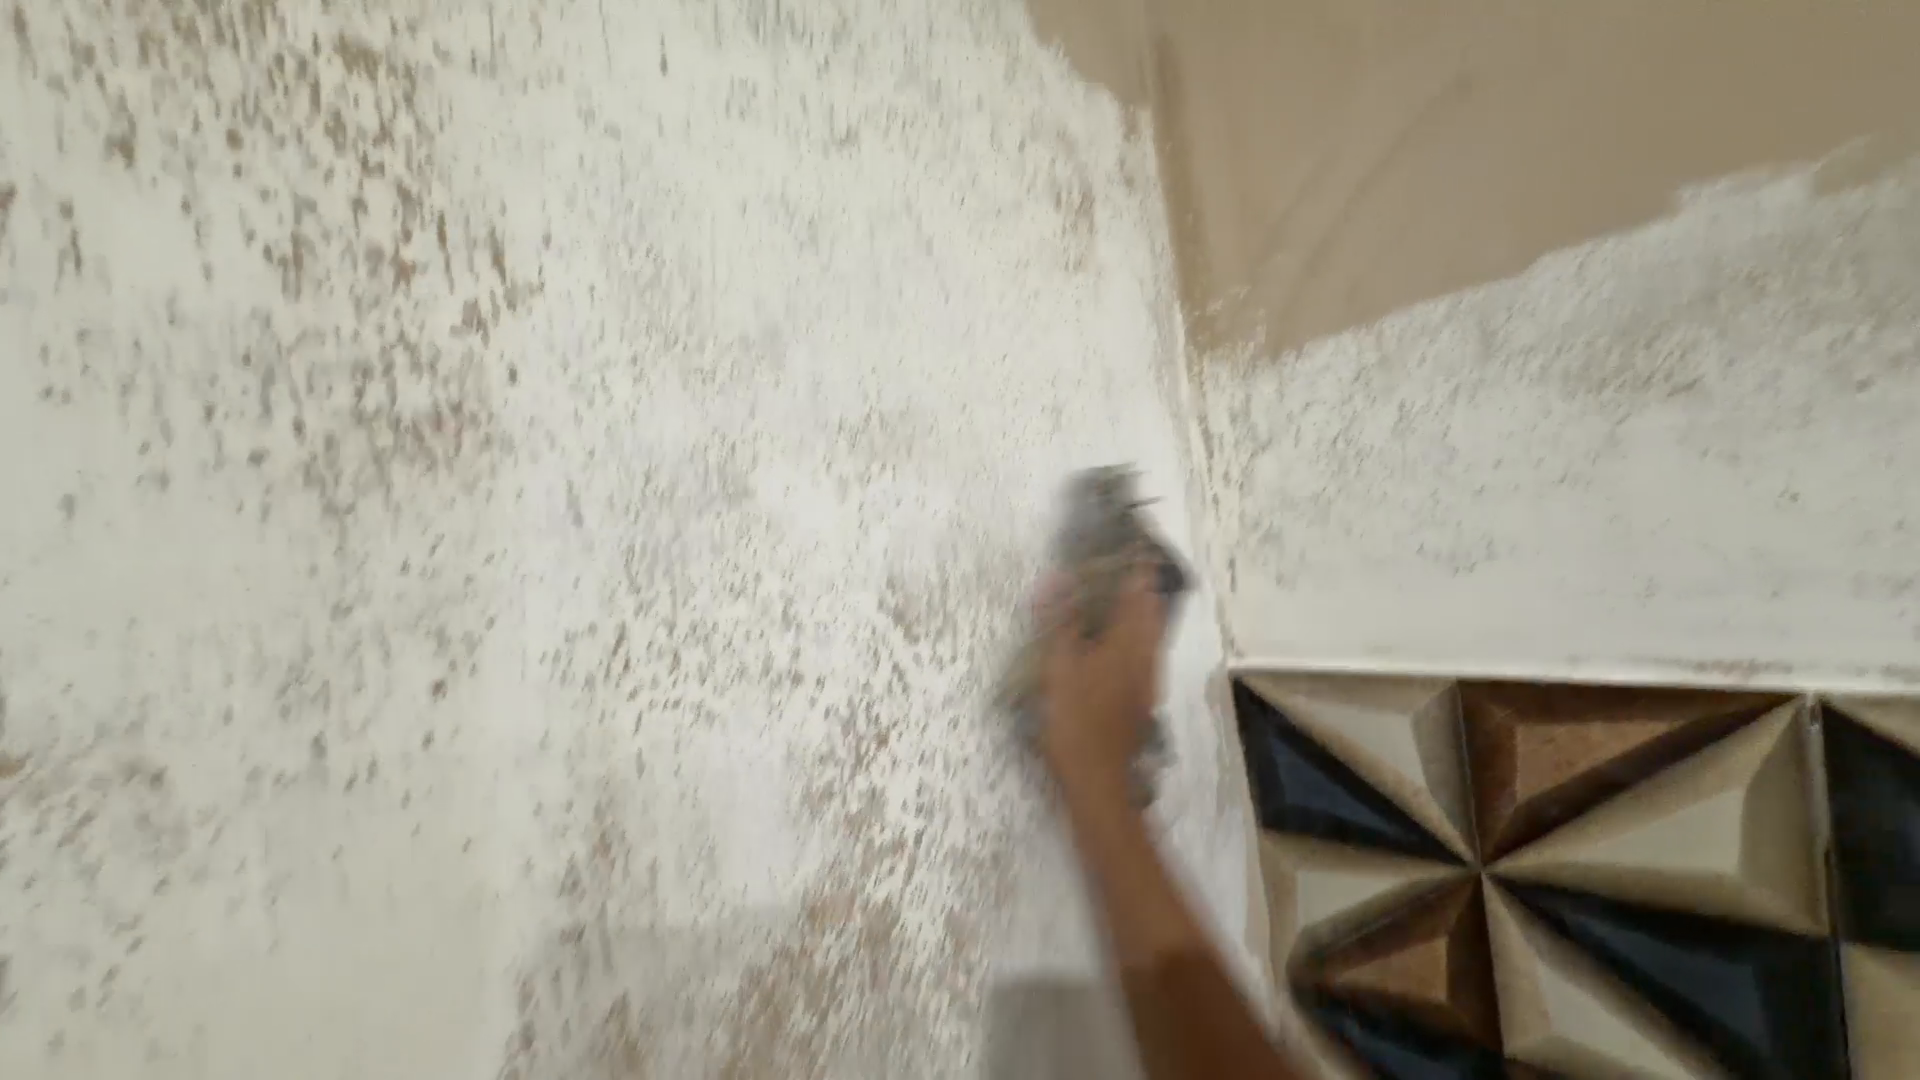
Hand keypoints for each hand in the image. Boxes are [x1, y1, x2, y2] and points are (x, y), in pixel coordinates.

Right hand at [1035, 565, 1168, 796]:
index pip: (1138, 593)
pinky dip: (1137, 636)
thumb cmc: (1075, 721)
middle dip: (1144, 586)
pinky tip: (1120, 644)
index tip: (1136, 543)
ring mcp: (1147, 681)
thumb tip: (1057, 577)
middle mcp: (1145, 657)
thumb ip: (1059, 622)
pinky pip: (1145, 654)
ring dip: (1143, 610)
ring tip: (1126, 596)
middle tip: (1130, 566)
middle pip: (1152, 612)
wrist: (1099, 782)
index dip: (1139, 567)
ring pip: (1151, 635)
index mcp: (1127, 643)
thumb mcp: (1059, 668)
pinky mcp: (1142, 700)